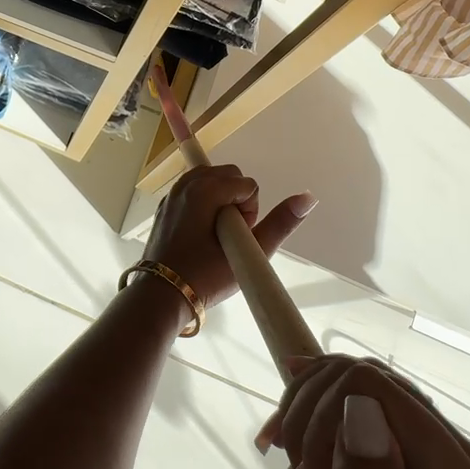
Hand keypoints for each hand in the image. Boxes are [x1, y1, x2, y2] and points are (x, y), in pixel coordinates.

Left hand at [143, 164, 314, 308]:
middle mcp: (186, 183)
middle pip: (228, 175)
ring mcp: (172, 193)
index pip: (247, 184)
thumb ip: (280, 224)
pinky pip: (193, 191)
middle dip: (236, 201)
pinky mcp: (165, 204)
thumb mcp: (250, 252)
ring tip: (215, 235)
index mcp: (204, 189)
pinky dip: (203, 204)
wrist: (161, 293)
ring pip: (210, 180)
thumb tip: (308, 197)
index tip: (238, 236)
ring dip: (220, 201)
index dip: (250, 211)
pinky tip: (199, 233)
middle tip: (229, 235)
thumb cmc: (206, 275)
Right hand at [255, 355, 469, 468]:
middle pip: (374, 386)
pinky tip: (304, 456)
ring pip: (372, 394)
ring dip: (315, 423)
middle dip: (313, 420)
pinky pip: (382, 416)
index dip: (320, 416)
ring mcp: (467, 466)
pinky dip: (332, 428)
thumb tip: (361, 408)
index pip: (374, 388)